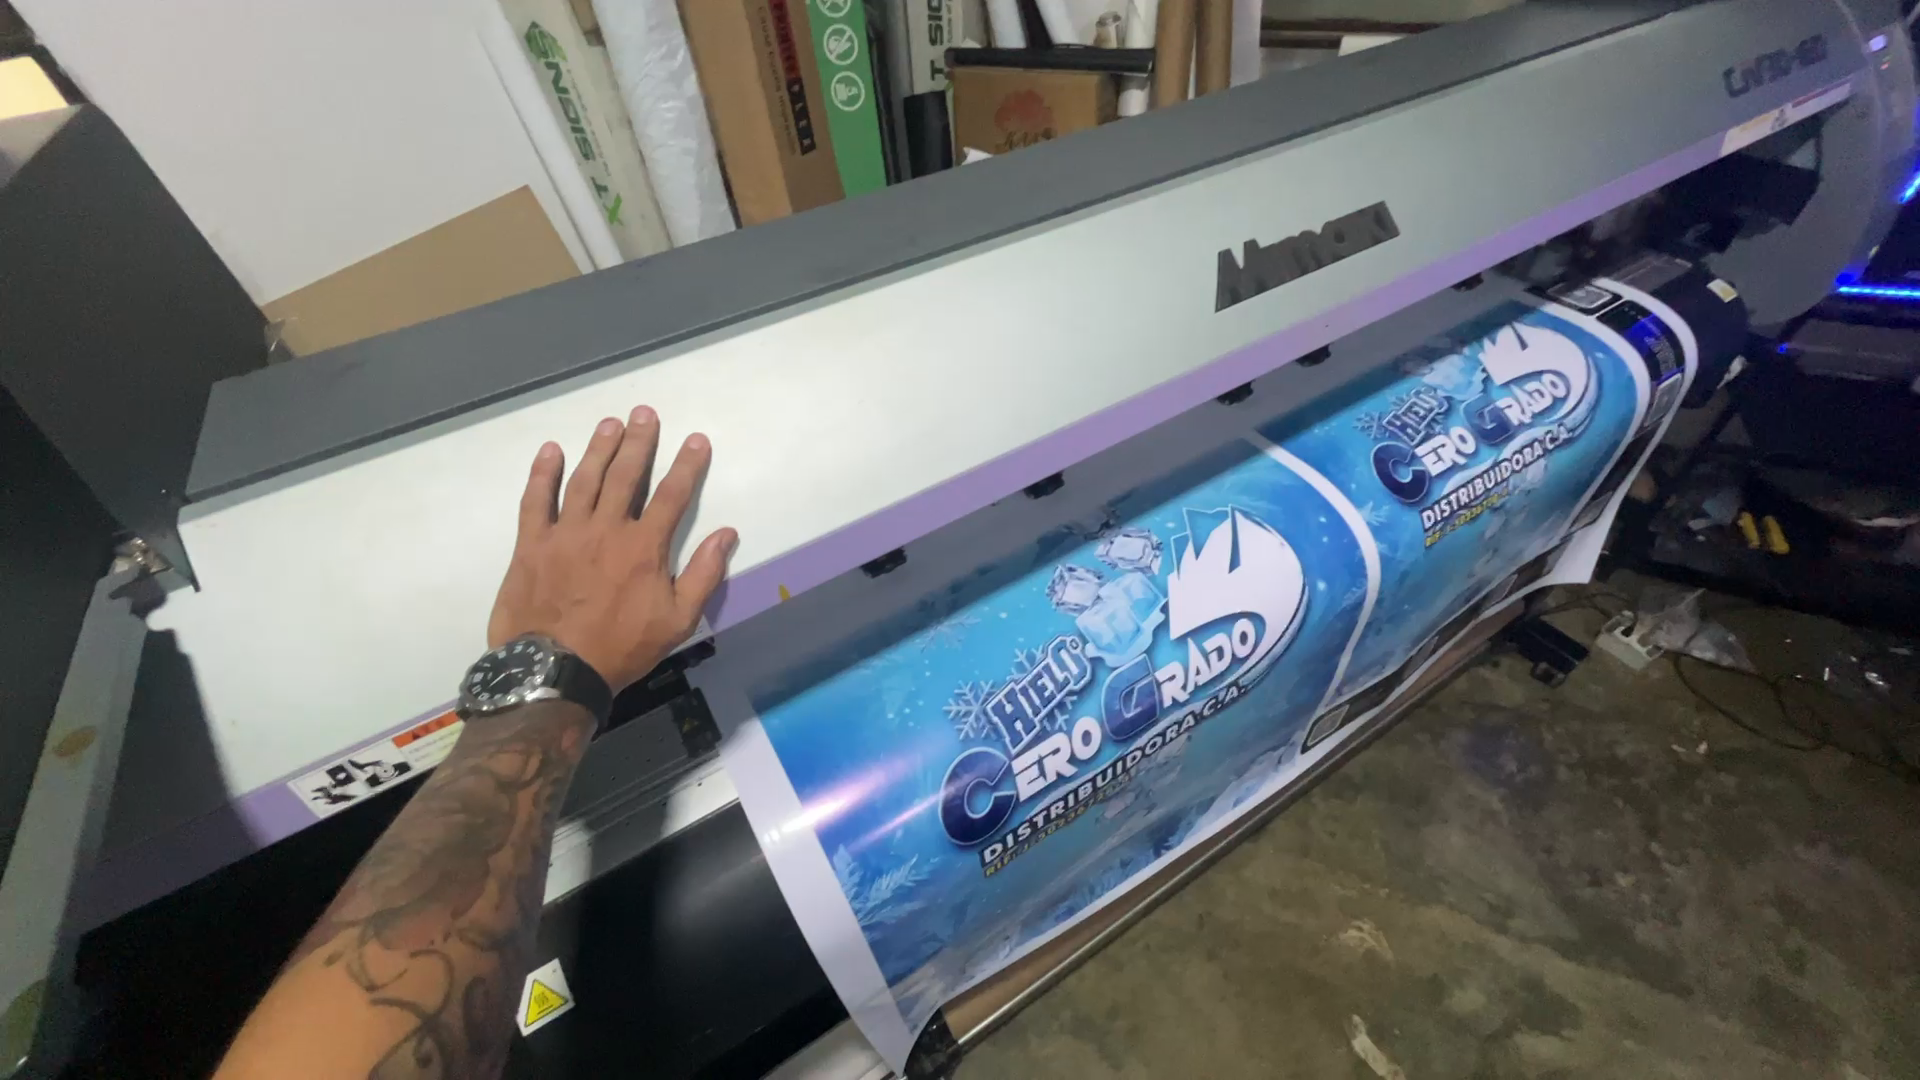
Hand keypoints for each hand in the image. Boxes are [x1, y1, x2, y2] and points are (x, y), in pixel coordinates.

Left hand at [487, 406, 736, 690]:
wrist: (554, 670)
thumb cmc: (622, 647)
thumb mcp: (678, 620)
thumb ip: (704, 574)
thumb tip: (727, 535)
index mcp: (644, 547)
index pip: (672, 495)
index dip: (687, 465)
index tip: (696, 439)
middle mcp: (606, 529)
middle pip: (626, 475)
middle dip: (639, 442)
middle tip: (645, 413)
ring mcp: (565, 533)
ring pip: (584, 479)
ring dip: (599, 448)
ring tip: (610, 422)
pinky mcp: (532, 544)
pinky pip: (536, 500)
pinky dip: (543, 473)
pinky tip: (551, 451)